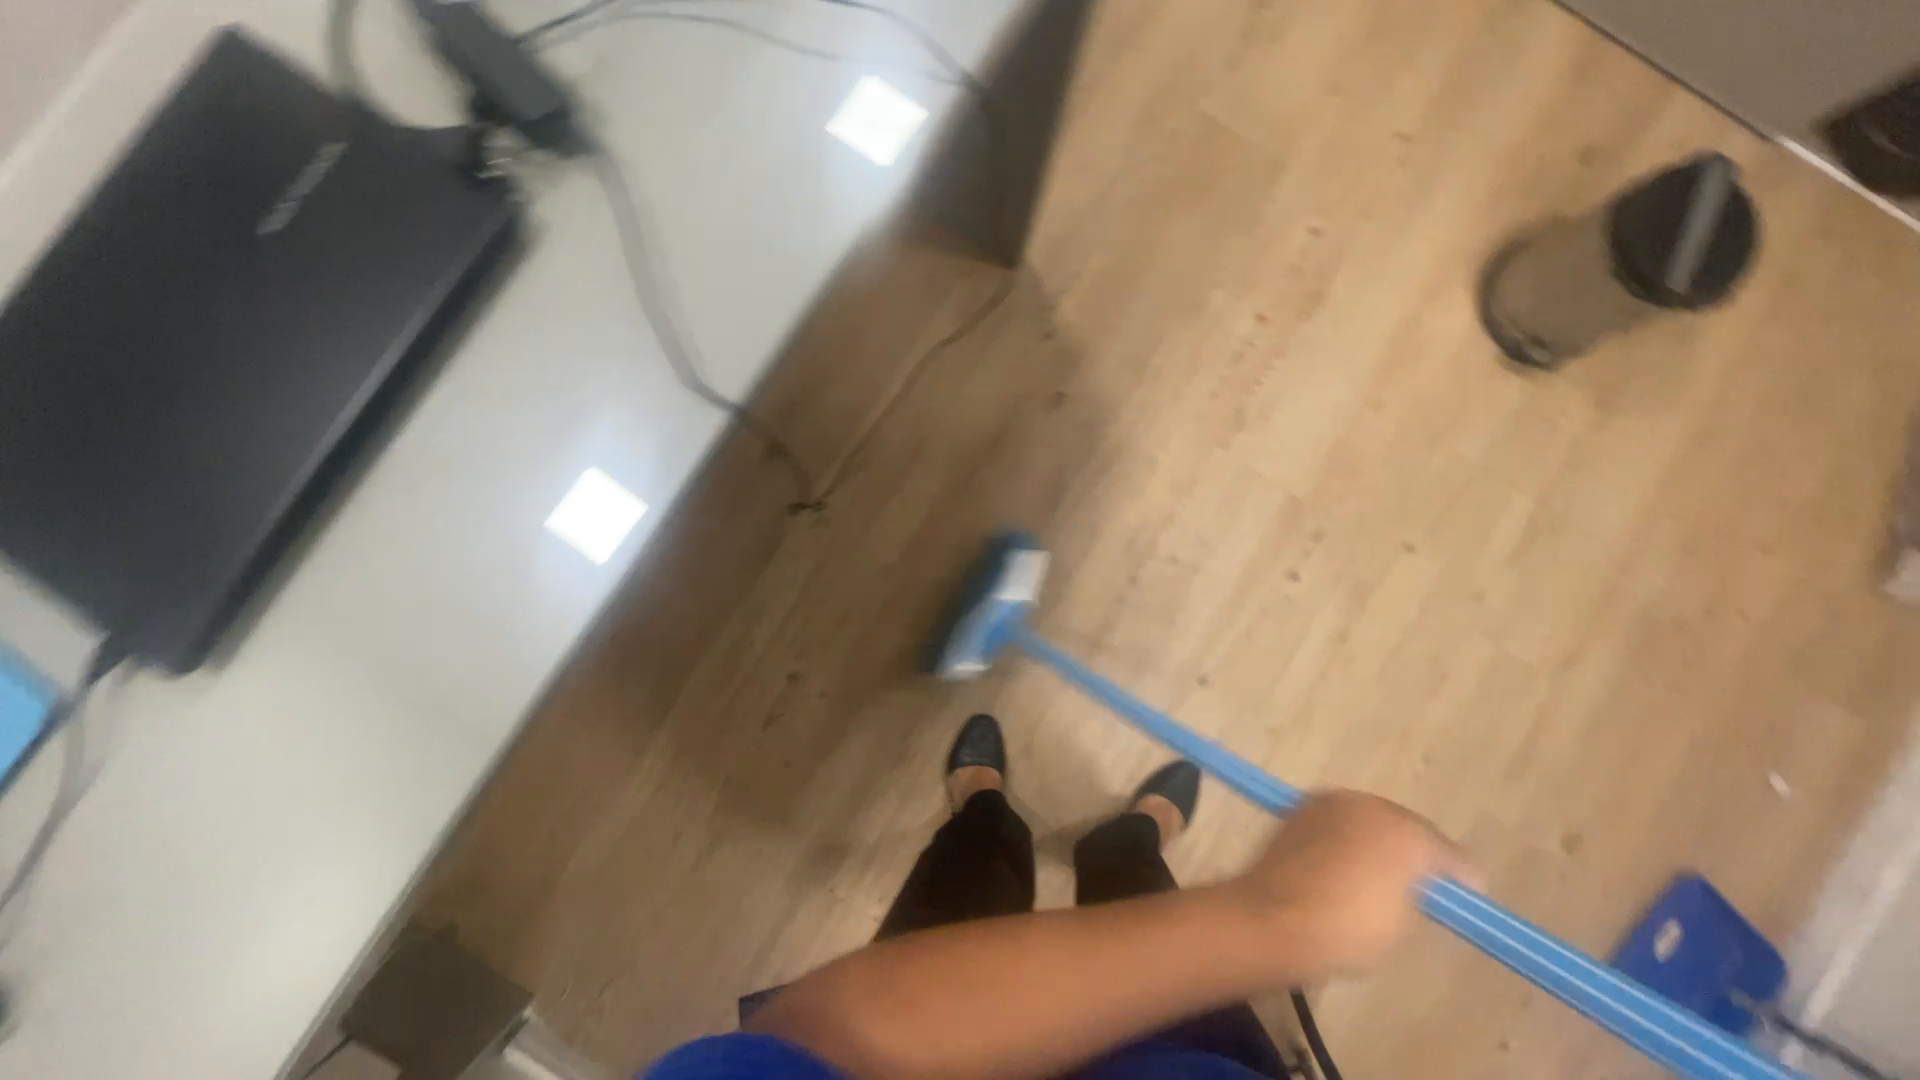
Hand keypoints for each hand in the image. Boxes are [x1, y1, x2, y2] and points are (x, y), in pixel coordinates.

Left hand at [1224, 789, 1476, 980]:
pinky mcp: (1300, 809)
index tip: (1470, 891)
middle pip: (1405, 826)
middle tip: (1425, 879)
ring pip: (1369, 818)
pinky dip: (1348, 835)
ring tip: (1384, 868)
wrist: (1273, 919)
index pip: (1445, 851)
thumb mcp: (1403, 921)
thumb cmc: (1347, 929)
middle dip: (1416, 849)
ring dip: (1379, 837)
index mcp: (1406, 833)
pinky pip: (1338, 821)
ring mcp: (1331, 803)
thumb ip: (1418, 893)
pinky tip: (1347, 859)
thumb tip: (1415, 884)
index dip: (1459, 873)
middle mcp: (1369, 805)